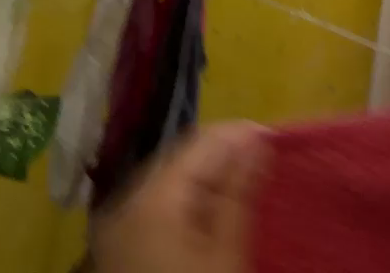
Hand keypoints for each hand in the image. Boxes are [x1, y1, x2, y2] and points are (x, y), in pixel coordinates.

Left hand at [91, 123, 268, 272]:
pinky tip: (213, 216)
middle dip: (223, 157)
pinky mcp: (116, 248)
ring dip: (207, 179)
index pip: (201, 142)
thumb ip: (240, 190)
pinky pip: (156, 206)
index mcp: (150, 200)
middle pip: (181, 158)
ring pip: (169, 181)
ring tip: (244, 189)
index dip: (239, 135)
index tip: (274, 140)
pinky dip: (187, 202)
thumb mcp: (227, 253)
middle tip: (263, 165)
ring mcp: (115, 227)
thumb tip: (257, 140)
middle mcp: (124, 203)